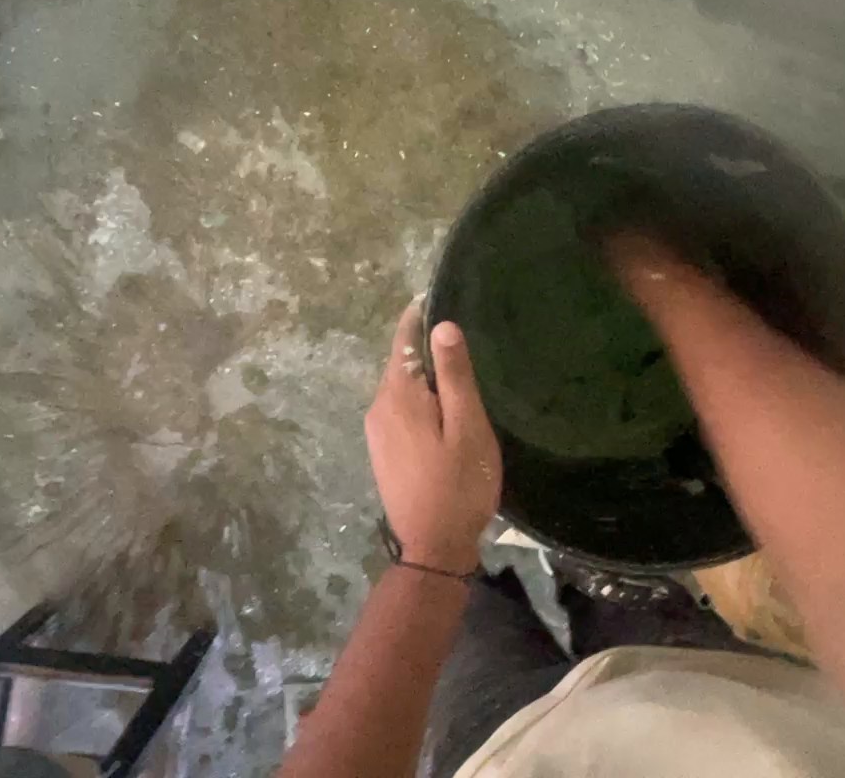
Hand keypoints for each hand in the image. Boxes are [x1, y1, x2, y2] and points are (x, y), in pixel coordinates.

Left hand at [364, 298, 501, 574]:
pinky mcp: (382, 450)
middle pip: (402, 364)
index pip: (404, 341)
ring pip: (401, 388)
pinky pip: (399, 409)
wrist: (433, 547)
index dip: (418, 317)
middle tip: (461, 337)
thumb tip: (442, 325)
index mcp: (399, 396)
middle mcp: (379, 407)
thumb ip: (455, 376)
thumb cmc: (459, 484)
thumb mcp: (467, 426)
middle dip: (426, 348)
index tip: (434, 297)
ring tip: (458, 372)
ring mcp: (377, 431)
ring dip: (424, 376)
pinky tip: (443, 410)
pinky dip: (419, 398)